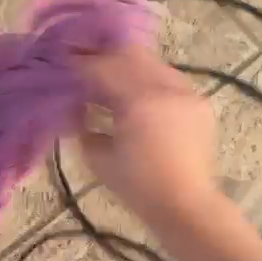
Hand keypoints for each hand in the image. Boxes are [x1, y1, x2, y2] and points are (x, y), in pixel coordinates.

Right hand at [77, 46, 224, 228]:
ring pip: (151, 63)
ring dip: (127, 67)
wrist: (186, 205)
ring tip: (109, 82)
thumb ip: (83, 126)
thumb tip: (76, 109)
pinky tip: (135, 98)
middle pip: (130, 55)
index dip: (80, 64)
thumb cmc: (137, 187)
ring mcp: (187, 92)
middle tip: (84, 66)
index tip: (63, 65)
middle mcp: (166, 88)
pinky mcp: (198, 102)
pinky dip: (146, 81)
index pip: (103, 68)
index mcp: (139, 102)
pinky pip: (168, 79)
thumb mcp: (98, 158)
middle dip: (104, 58)